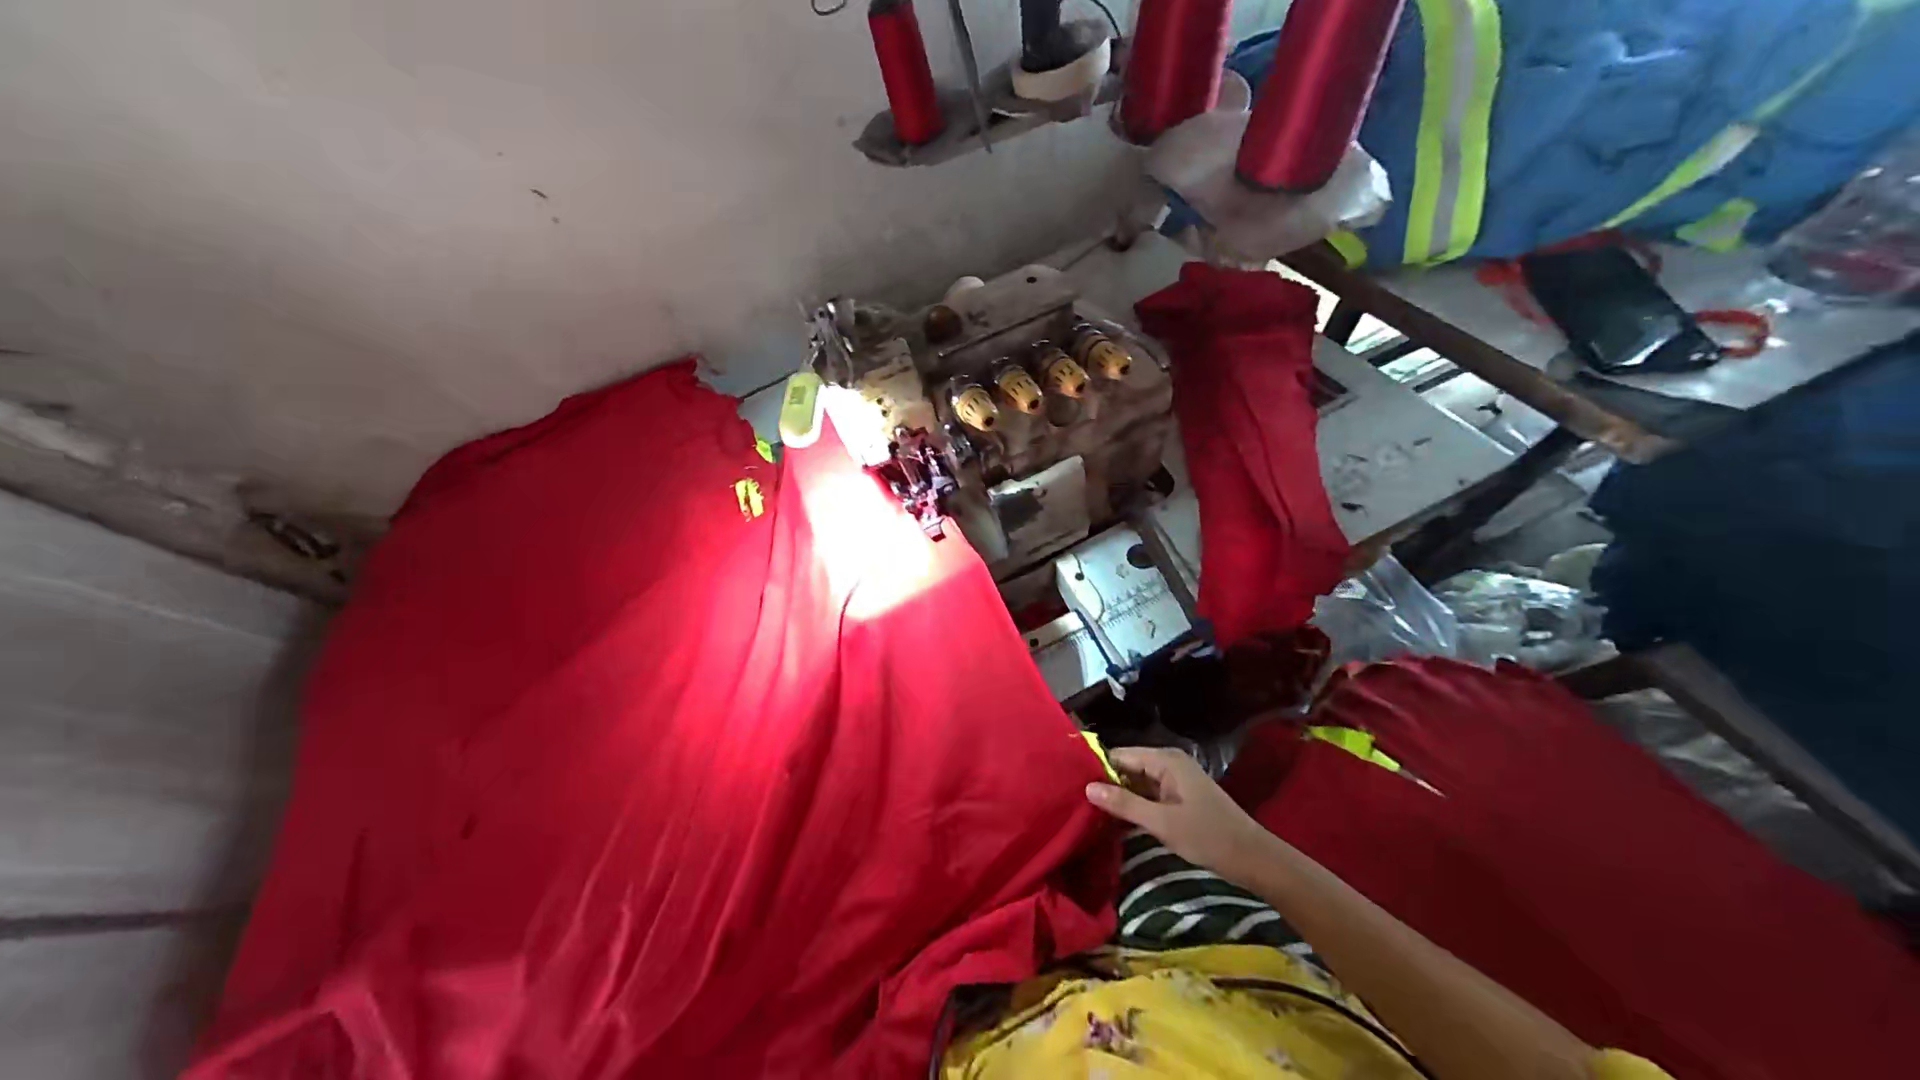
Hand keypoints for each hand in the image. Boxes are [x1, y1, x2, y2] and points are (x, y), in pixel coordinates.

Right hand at [1085, 746, 1277, 884]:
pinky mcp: (1178, 796)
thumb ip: (1124, 804)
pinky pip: (1148, 793)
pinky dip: (1134, 804)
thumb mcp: (1162, 823)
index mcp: (1165, 760)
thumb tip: (1087, 788)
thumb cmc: (1208, 836)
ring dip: (1119, 796)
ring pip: (1136, 782)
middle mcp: (1168, 763)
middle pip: (1127, 766)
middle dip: (1106, 783)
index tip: (1073, 786)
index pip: (1119, 755)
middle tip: (1077, 802)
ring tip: (1090, 811)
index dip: (1097, 769)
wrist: (1252, 858)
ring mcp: (1174, 779)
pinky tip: (1116, 819)